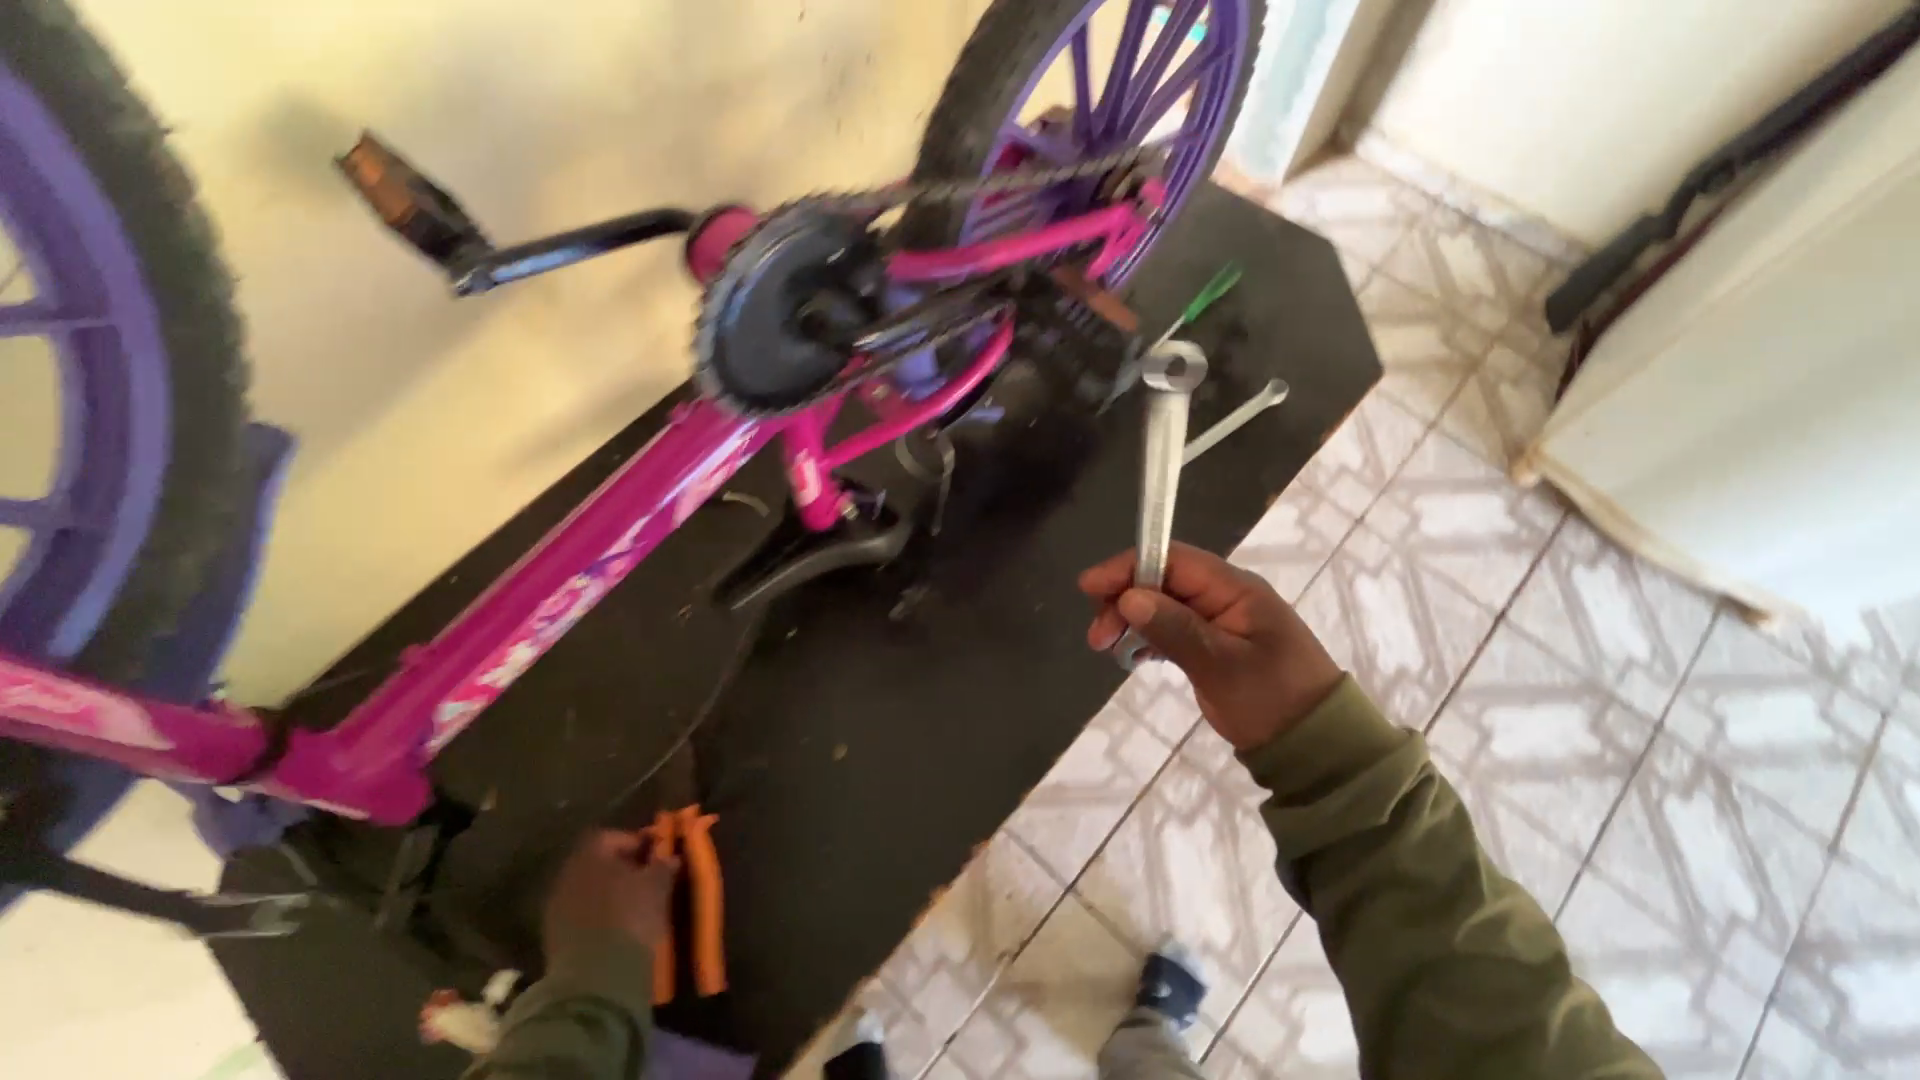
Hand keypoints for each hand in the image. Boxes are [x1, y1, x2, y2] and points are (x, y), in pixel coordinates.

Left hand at [542, 829, 676, 966]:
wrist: (596, 978)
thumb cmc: (631, 918)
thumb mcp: (658, 887)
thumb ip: (663, 866)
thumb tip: (669, 856)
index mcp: (589, 855)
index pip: (611, 837)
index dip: (635, 843)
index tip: (655, 856)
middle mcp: (567, 875)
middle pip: (596, 863)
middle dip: (621, 869)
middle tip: (646, 880)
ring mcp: (556, 908)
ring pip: (588, 890)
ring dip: (608, 894)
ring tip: (634, 908)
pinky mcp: (554, 938)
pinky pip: (580, 916)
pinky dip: (597, 917)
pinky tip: (617, 930)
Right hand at [1081, 543, 1343, 750]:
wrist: (1315, 746)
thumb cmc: (1273, 700)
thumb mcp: (1222, 666)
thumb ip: (1175, 629)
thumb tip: (1128, 597)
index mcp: (1233, 589)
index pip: (1172, 559)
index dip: (1127, 567)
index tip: (1089, 588)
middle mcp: (1224, 596)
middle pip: (1161, 580)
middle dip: (1123, 599)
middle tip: (1098, 638)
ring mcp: (1218, 621)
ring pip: (1161, 605)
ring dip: (1130, 620)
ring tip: (1106, 649)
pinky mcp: (1212, 645)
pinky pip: (1170, 628)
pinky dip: (1147, 638)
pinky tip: (1130, 657)